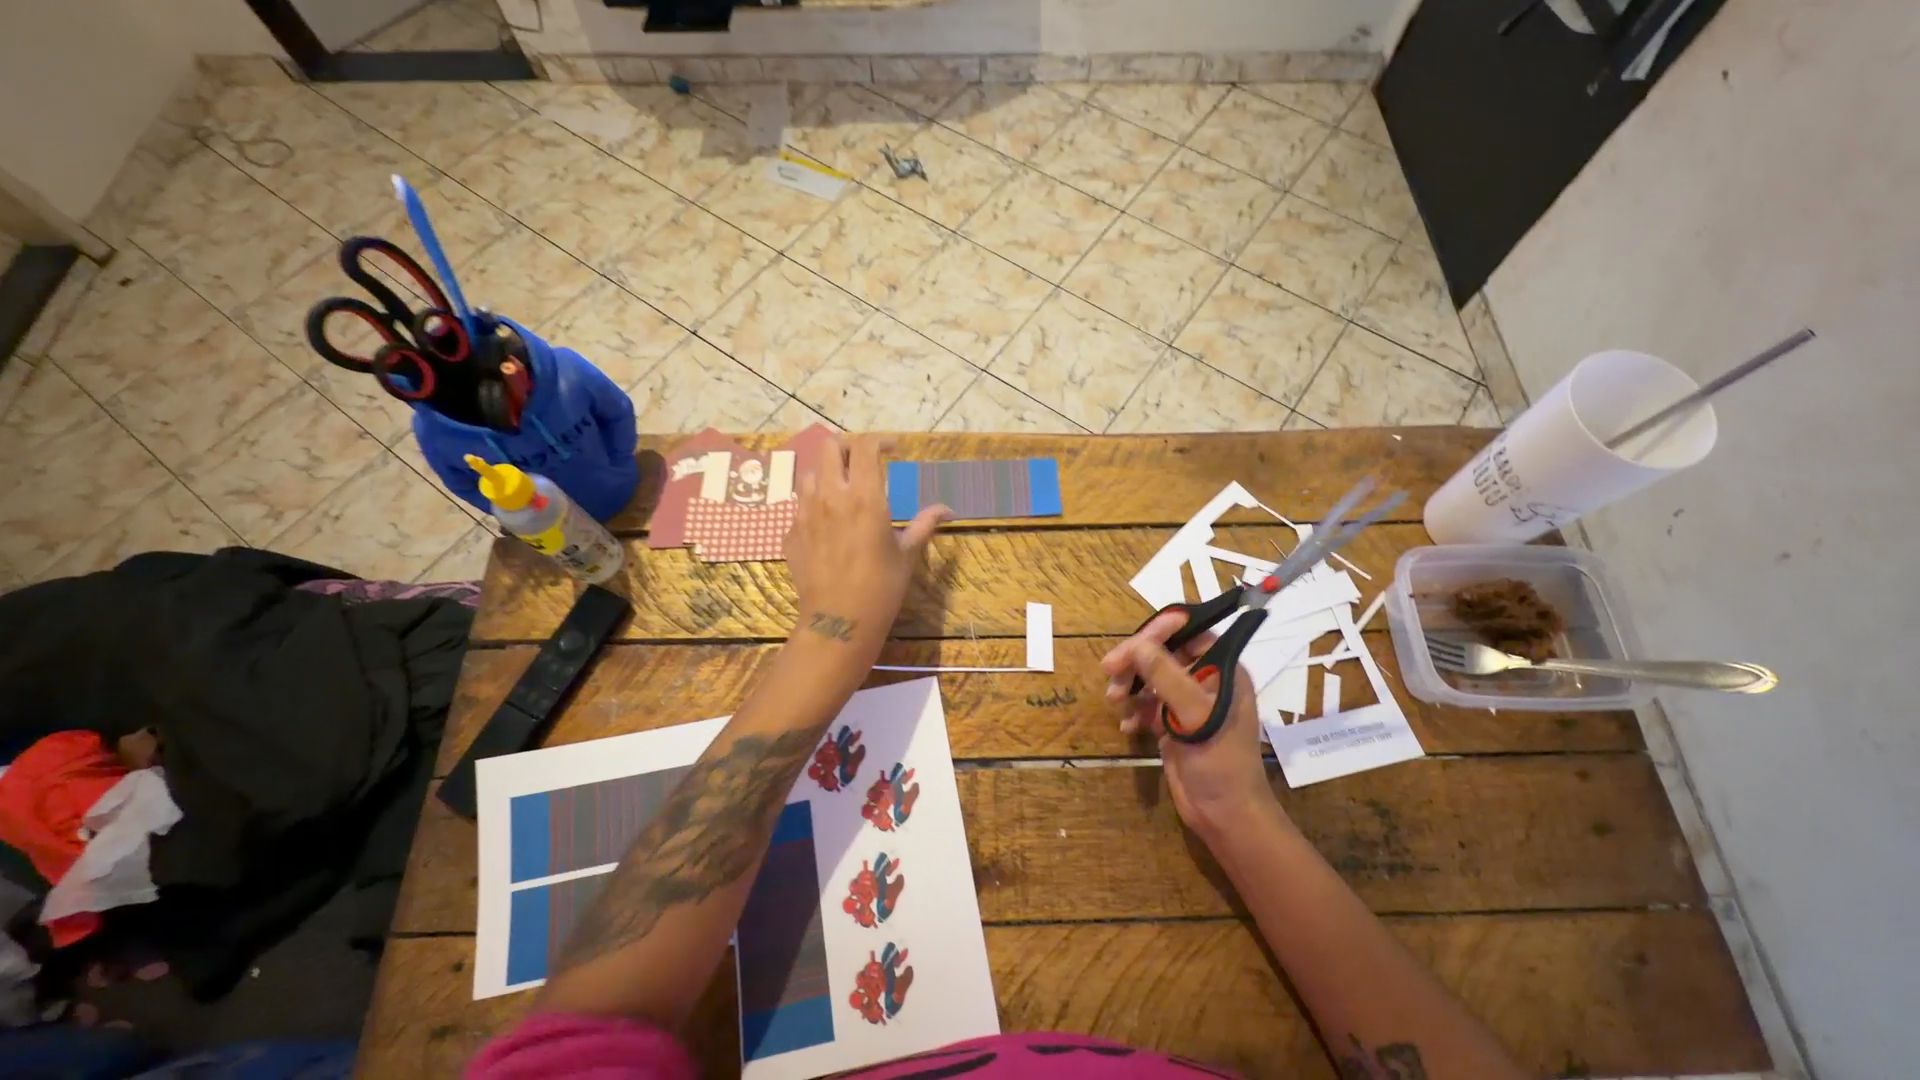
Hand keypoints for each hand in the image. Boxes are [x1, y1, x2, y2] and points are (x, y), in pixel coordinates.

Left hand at [785, 435, 948, 651]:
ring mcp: (805, 513)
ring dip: (827, 473)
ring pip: (810, 473)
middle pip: (830, 447)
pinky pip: (799, 505)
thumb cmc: (881, 588)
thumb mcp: (907, 554)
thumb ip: (923, 524)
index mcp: (864, 497)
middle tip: (863, 463)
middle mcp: (830, 497)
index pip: (865, 447)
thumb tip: (946, 509)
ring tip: (843, 489)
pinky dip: (814, 503)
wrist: (838, 622)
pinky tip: (828, 523)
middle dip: (848, 448)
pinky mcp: (791, 533)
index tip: (892, 448)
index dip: (880, 440)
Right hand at [1101, 611, 1280, 835]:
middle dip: (1136, 661)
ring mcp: (1189, 704)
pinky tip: (1127, 727)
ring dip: (1130, 685)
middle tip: (1109, 671)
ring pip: (1151, 679)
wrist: (1225, 814)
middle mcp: (1206, 680)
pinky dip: (1134, 712)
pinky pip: (1147, 706)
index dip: (1158, 633)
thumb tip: (1138, 644)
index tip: (1128, 646)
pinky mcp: (1174, 725)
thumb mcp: (1194, 714)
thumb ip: (1165, 676)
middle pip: (1164, 654)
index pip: (1188, 632)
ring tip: (1114, 700)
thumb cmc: (1220, 760)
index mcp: (1222, 669)